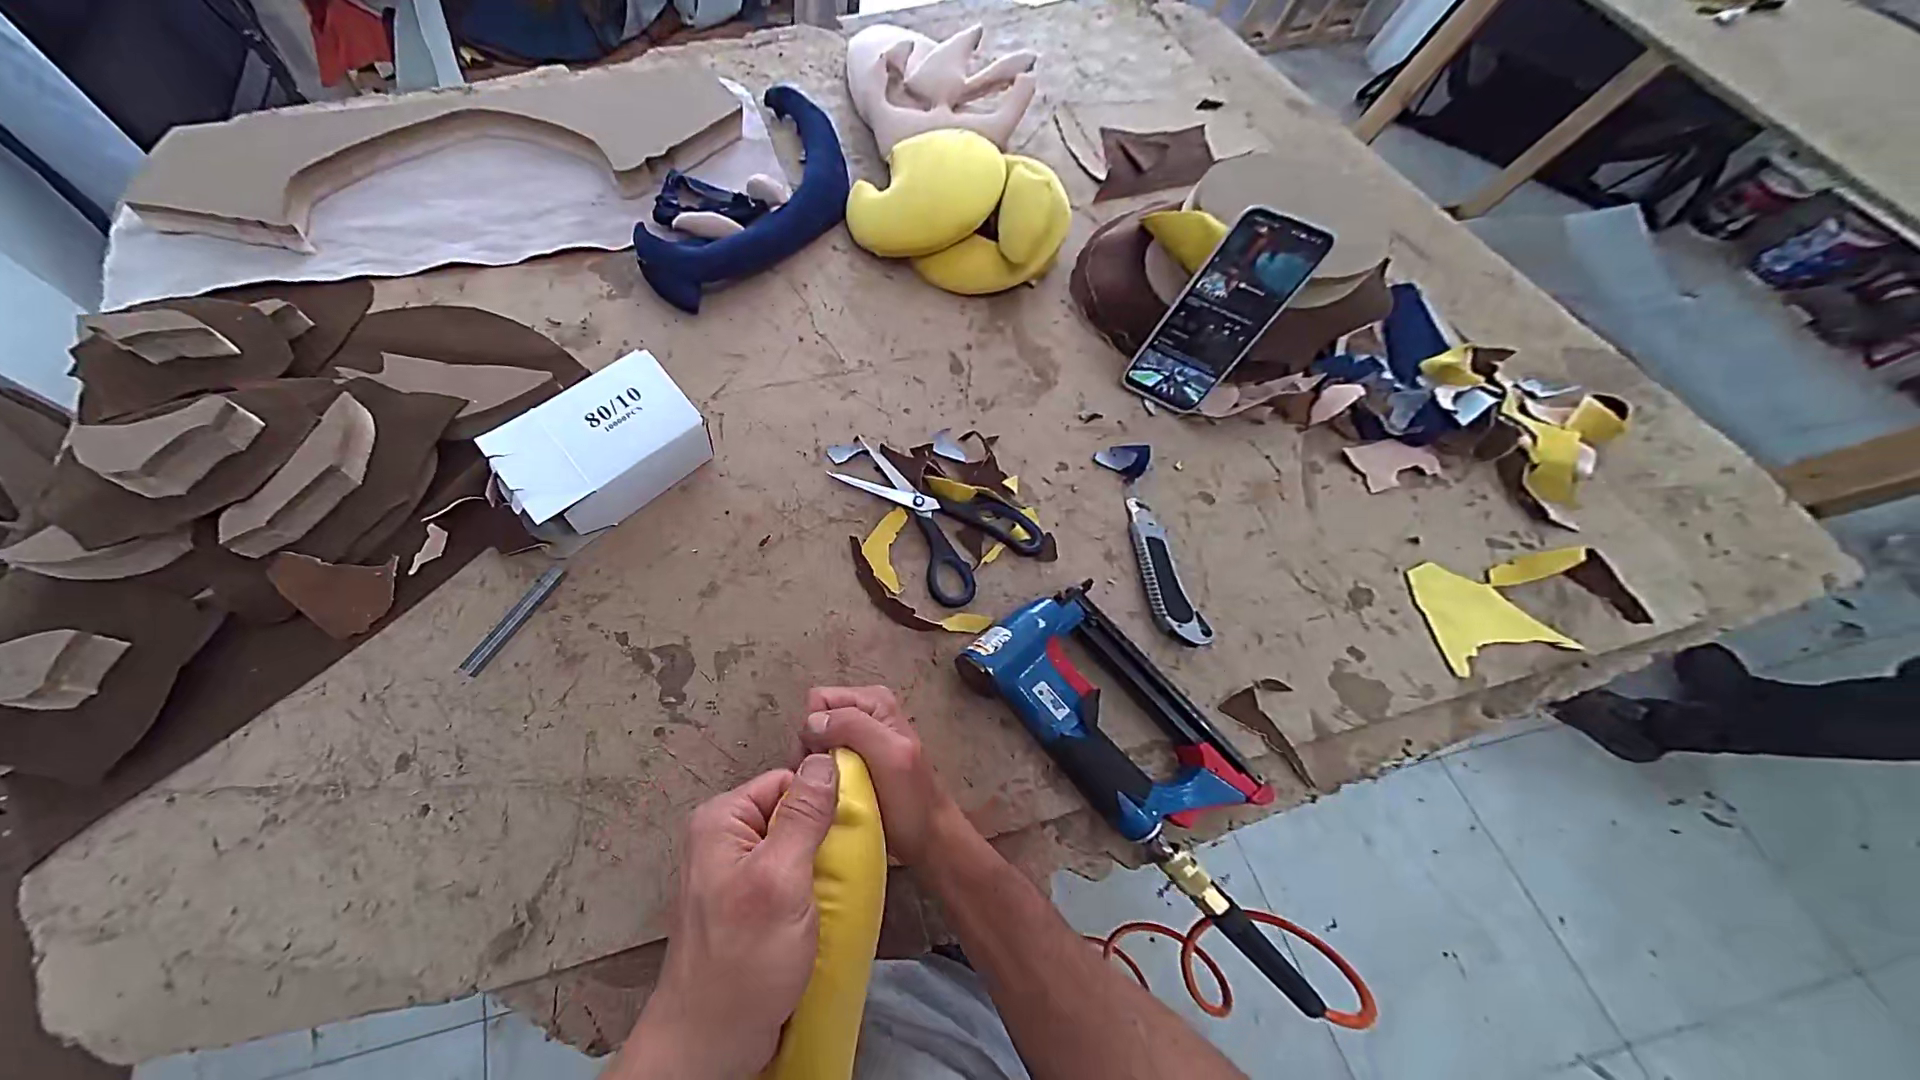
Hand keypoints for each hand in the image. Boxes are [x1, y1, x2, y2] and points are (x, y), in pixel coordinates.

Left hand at [620, 755, 838, 1079]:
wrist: (709, 1050)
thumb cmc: (742, 964)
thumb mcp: (780, 879)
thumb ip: (803, 816)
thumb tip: (825, 760)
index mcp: (722, 820)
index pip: (788, 781)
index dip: (822, 799)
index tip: (849, 827)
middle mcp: (724, 839)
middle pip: (793, 811)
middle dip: (823, 835)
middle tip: (845, 864)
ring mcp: (735, 873)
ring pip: (796, 845)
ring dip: (822, 865)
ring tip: (837, 890)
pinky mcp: (748, 903)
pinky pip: (791, 876)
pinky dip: (812, 887)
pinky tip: (824, 907)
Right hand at [801, 686, 959, 864]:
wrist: (927, 838)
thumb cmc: (913, 801)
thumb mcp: (890, 756)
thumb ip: (855, 728)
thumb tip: (813, 722)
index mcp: (874, 700)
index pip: (819, 701)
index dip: (818, 731)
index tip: (831, 763)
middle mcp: (863, 714)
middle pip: (812, 723)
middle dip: (814, 751)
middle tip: (833, 781)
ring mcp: (854, 740)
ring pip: (811, 746)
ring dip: (816, 770)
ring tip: (834, 791)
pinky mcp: (848, 766)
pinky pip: (817, 765)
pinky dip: (820, 781)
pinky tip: (831, 797)